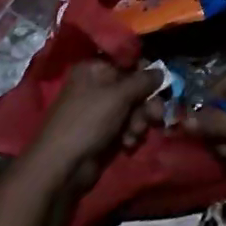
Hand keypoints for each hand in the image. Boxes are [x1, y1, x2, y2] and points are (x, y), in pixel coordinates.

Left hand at [22, 60, 163, 191]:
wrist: (63, 165)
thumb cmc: (88, 121)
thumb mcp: (118, 95)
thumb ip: (143, 80)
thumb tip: (161, 70)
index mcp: (94, 68)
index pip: (127, 60)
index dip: (145, 70)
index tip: (161, 81)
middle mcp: (97, 85)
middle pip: (134, 85)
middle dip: (146, 101)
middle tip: (156, 115)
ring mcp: (101, 109)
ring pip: (134, 107)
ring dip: (140, 120)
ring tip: (135, 133)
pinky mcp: (105, 130)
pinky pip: (127, 124)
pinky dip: (130, 133)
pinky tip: (127, 143)